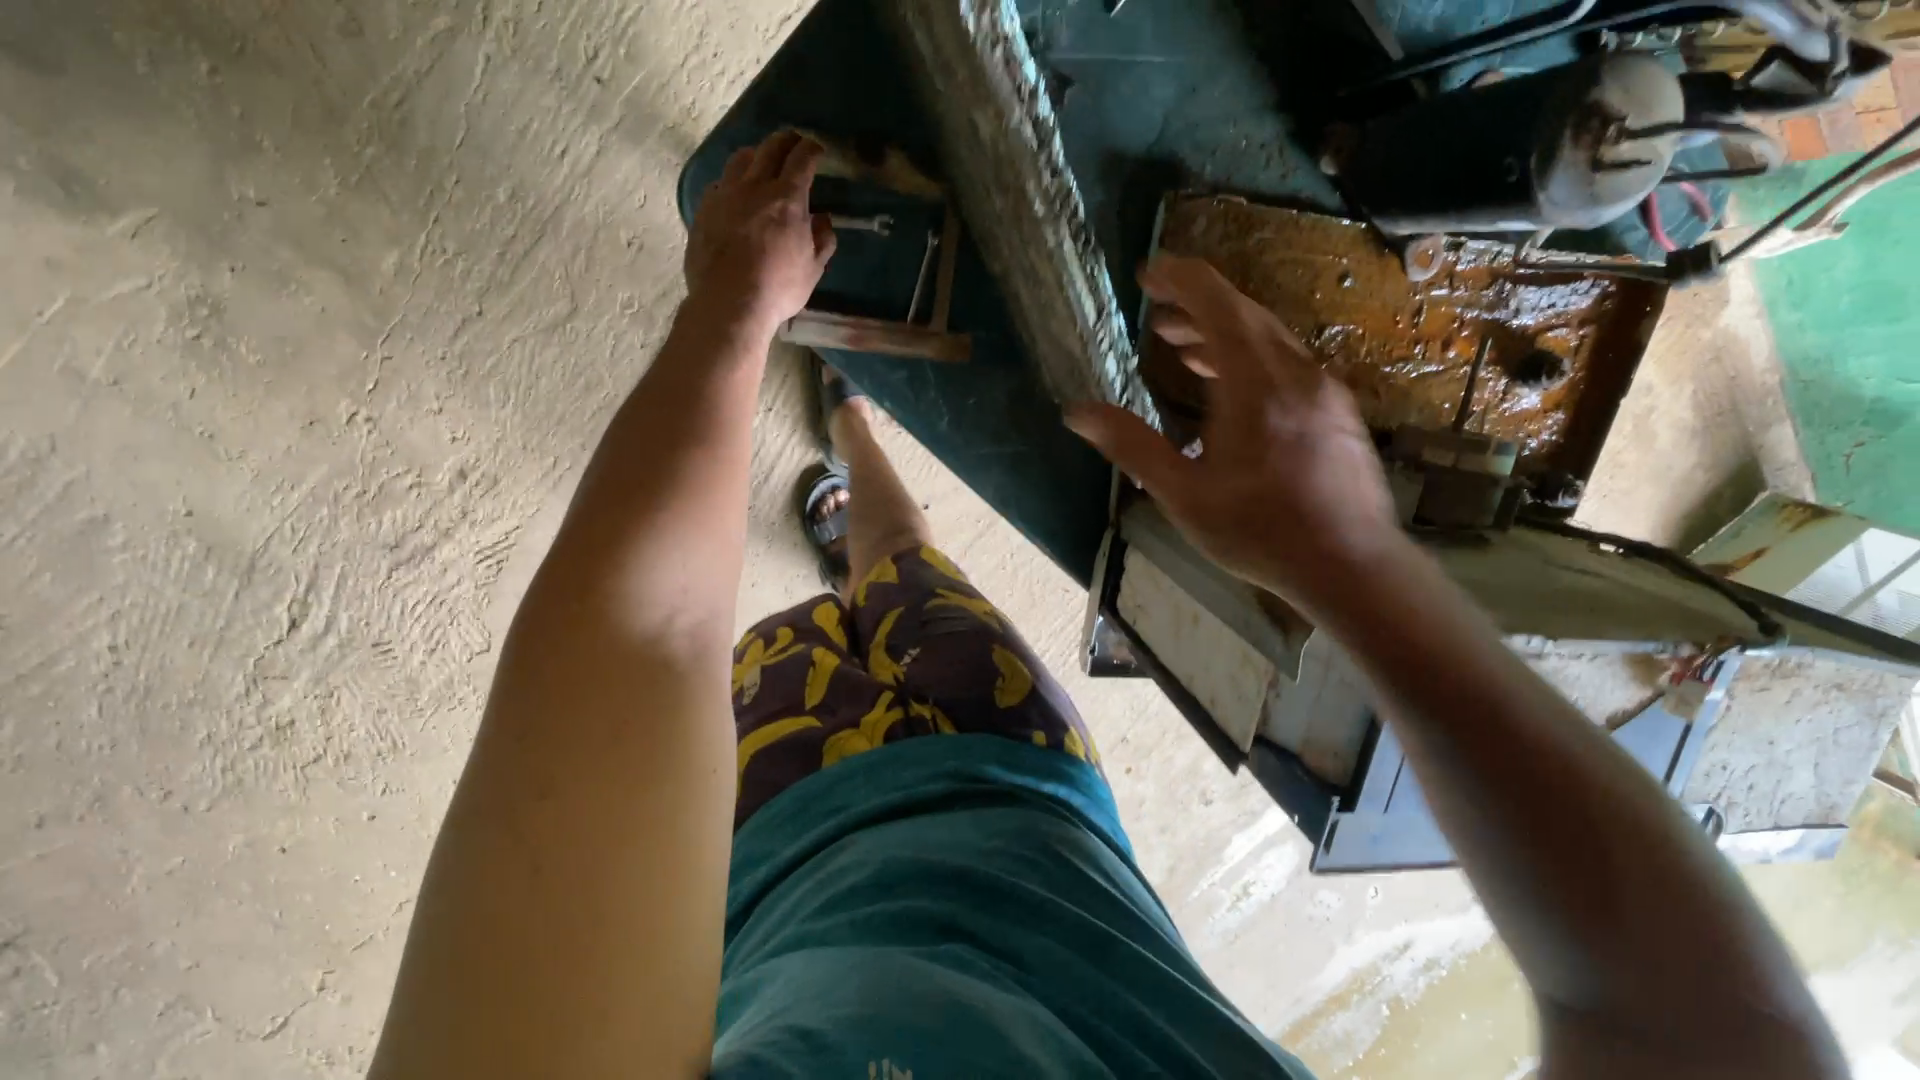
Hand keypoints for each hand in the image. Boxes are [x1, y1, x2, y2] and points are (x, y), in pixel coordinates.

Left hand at [684, 131, 836, 335]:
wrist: (729, 301)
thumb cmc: (778, 287)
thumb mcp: (812, 269)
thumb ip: (822, 240)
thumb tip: (823, 221)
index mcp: (788, 198)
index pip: (802, 158)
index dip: (812, 149)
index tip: (817, 150)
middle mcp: (755, 186)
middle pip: (770, 148)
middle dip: (786, 140)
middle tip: (793, 143)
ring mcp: (725, 195)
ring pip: (740, 159)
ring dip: (755, 155)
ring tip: (760, 163)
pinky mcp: (704, 210)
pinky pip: (719, 184)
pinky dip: (732, 183)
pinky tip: (734, 195)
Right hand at [1065, 254, 1403, 602]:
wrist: (1351, 566)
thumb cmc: (1259, 531)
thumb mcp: (1183, 493)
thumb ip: (1132, 446)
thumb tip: (1078, 412)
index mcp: (1255, 382)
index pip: (1217, 303)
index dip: (1180, 280)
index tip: (1147, 275)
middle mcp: (1295, 372)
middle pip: (1245, 315)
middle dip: (1197, 308)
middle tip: (1158, 318)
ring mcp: (1324, 390)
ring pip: (1269, 341)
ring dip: (1224, 336)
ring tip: (1185, 352)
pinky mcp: (1338, 412)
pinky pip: (1289, 365)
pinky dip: (1253, 360)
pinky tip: (1234, 391)